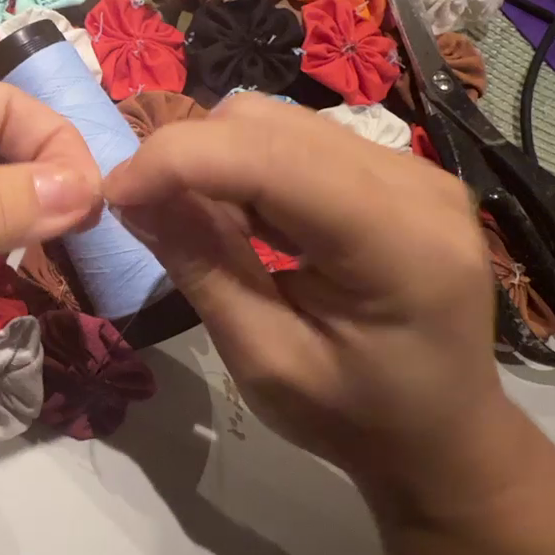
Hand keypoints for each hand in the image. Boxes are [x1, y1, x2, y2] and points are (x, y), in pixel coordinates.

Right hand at [103, 94, 521, 510]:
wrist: (442, 435)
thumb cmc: (353, 416)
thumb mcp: (262, 357)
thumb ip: (201, 267)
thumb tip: (129, 196)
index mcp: (397, 244)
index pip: (269, 160)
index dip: (175, 161)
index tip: (113, 197)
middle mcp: (412, 182)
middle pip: (264, 124)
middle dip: (184, 157)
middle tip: (144, 214)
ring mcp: (406, 166)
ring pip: (270, 120)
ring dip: (209, 158)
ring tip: (190, 220)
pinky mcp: (390, 167)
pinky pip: (290, 137)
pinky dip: (239, 165)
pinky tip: (236, 217)